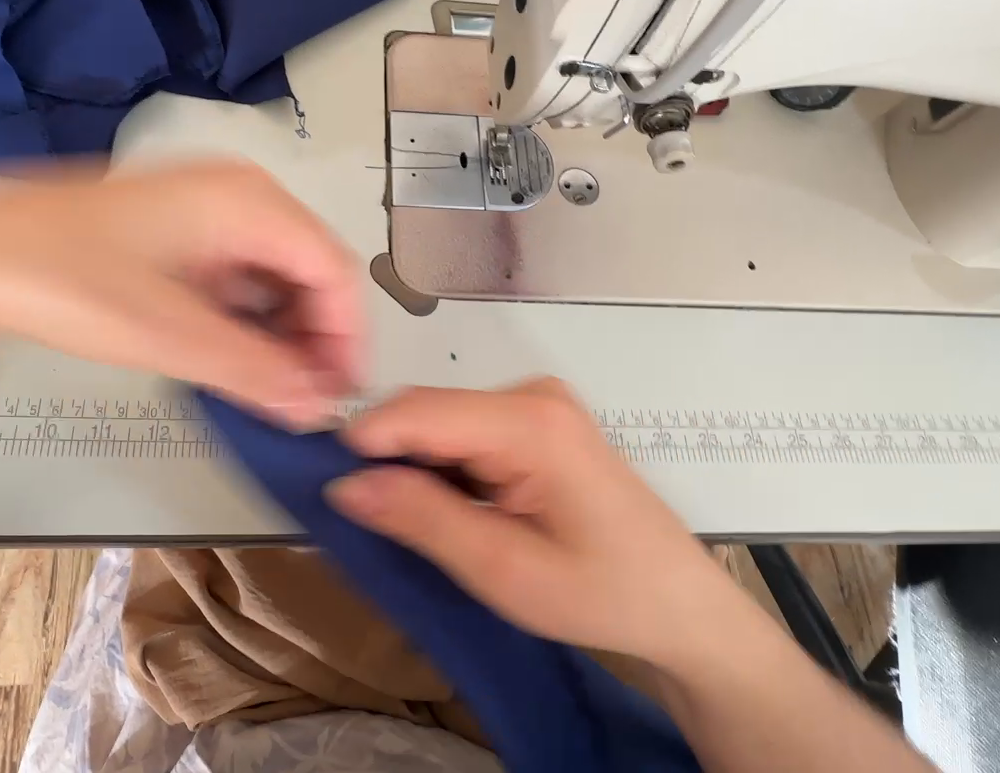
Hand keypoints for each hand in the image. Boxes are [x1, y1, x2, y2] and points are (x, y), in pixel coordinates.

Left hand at [0, 159, 362, 426]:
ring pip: (278, 275)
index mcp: (247, 201)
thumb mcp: (168, 336)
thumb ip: (254, 372)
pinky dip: (249, 319)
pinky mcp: (186, 231)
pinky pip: (242, 276)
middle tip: (304, 400)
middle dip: (315, 338)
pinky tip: (234, 356)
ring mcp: (210, 209)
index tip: (340, 395)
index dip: (347, 337)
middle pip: (310, 270)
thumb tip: (315, 406)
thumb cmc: (64, 277)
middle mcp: (239, 194)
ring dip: (283, 332)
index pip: (334, 270)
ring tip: (270, 387)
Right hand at [328, 378, 720, 659]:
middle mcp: (531, 395)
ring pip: (441, 423)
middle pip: (427, 412)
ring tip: (403, 523)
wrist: (678, 605)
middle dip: (387, 458)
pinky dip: (442, 468)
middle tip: (358, 517)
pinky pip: (465, 432)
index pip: (418, 410)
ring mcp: (536, 404)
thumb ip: (422, 519)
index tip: (321, 483)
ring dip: (413, 467)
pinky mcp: (536, 422)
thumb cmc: (601, 593)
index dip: (363, 442)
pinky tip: (445, 509)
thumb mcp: (503, 570)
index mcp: (529, 422)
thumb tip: (345, 484)